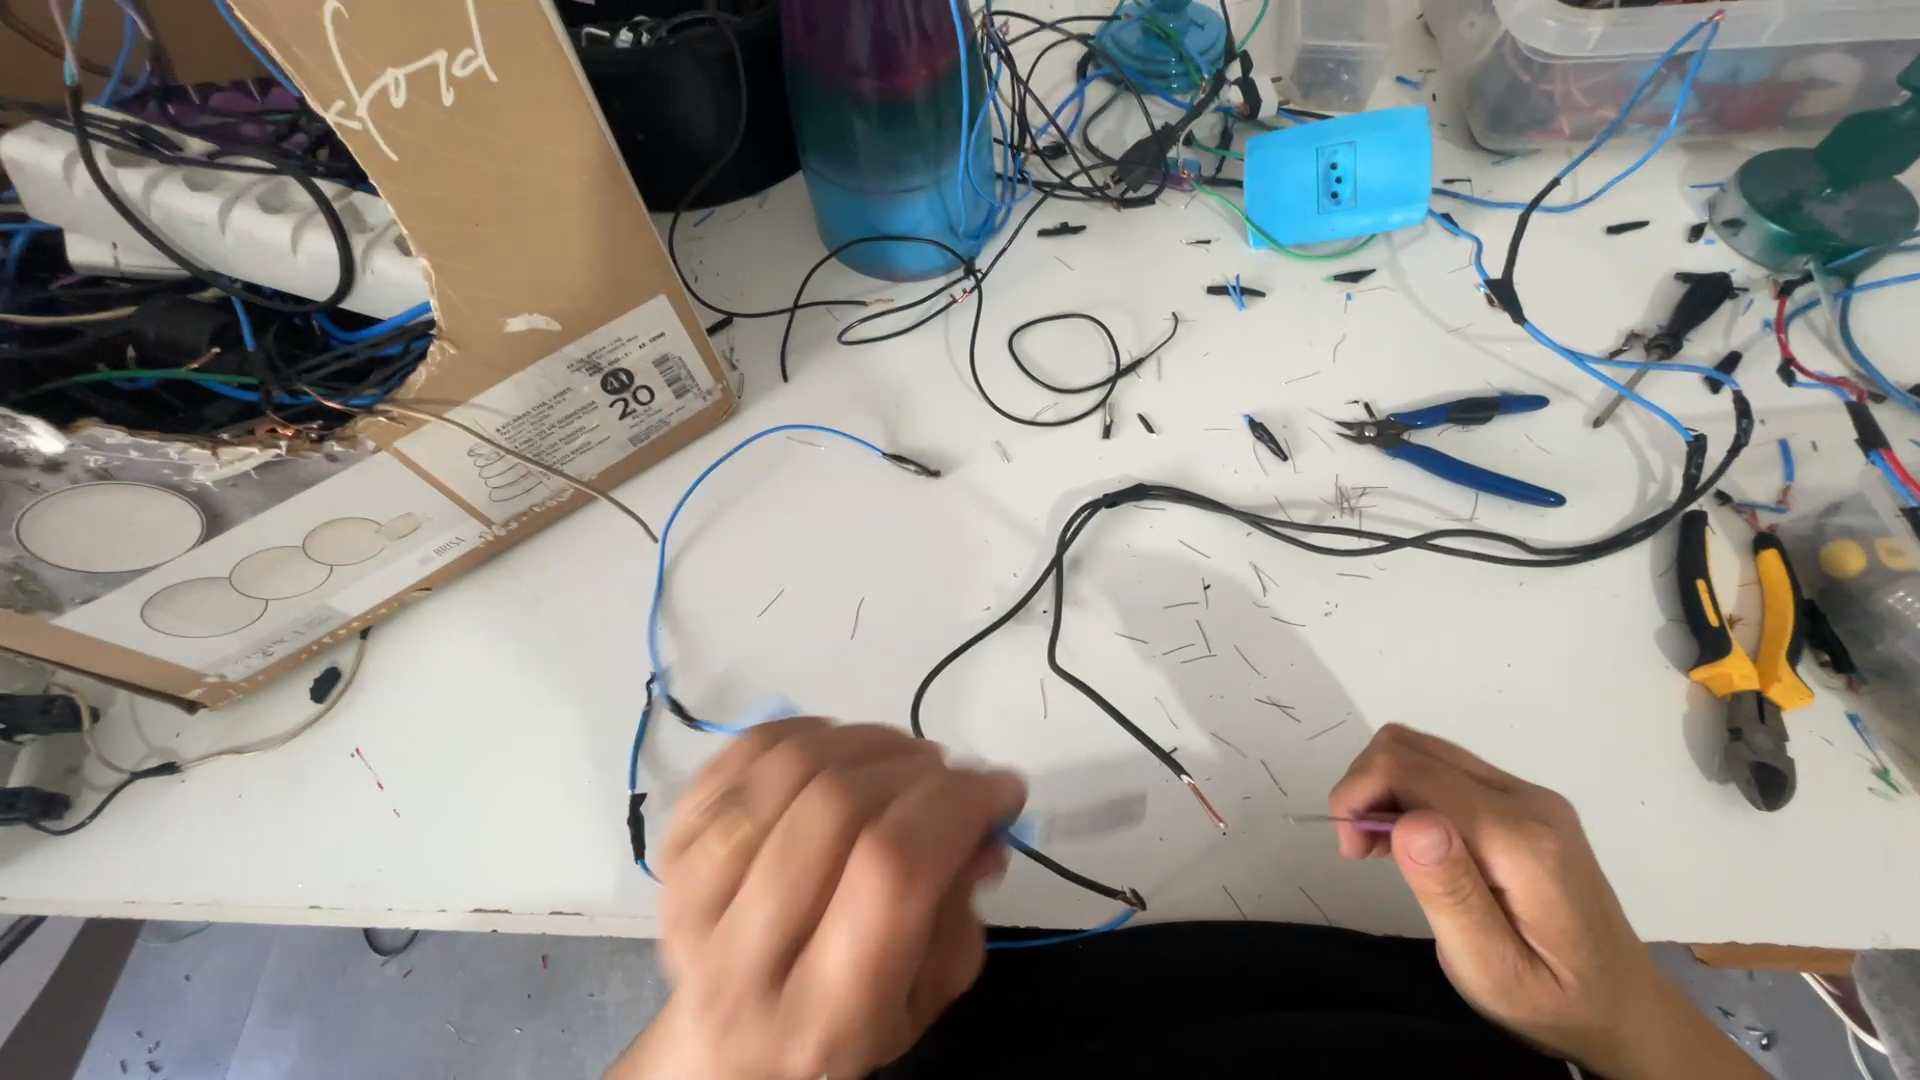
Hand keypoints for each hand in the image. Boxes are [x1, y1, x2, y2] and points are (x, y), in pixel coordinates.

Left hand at [610, 718, 1023, 1079]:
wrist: (728, 1044)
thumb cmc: (842, 1026)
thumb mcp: (924, 994)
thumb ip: (961, 907)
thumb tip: (982, 821)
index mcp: (822, 1012)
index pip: (892, 869)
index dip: (957, 805)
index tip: (1001, 789)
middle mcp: (744, 955)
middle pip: (837, 806)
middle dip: (917, 768)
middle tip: (949, 775)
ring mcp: (693, 893)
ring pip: (789, 767)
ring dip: (867, 740)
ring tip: (902, 758)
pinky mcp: (673, 845)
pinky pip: (745, 752)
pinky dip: (807, 731)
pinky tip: (841, 750)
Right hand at [1329, 725, 1765, 1079]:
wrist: (1628, 1012)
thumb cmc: (1554, 1003)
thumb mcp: (1491, 970)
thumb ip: (1451, 893)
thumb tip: (1409, 821)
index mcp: (1519, 839)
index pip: (1408, 768)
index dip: (1359, 795)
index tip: (1350, 850)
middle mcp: (1527, 799)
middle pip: (1410, 747)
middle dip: (1364, 787)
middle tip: (1358, 848)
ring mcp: (1528, 796)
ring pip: (1422, 751)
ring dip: (1382, 787)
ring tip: (1379, 847)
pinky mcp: (1523, 802)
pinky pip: (1442, 769)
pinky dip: (1406, 792)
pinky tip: (1409, 842)